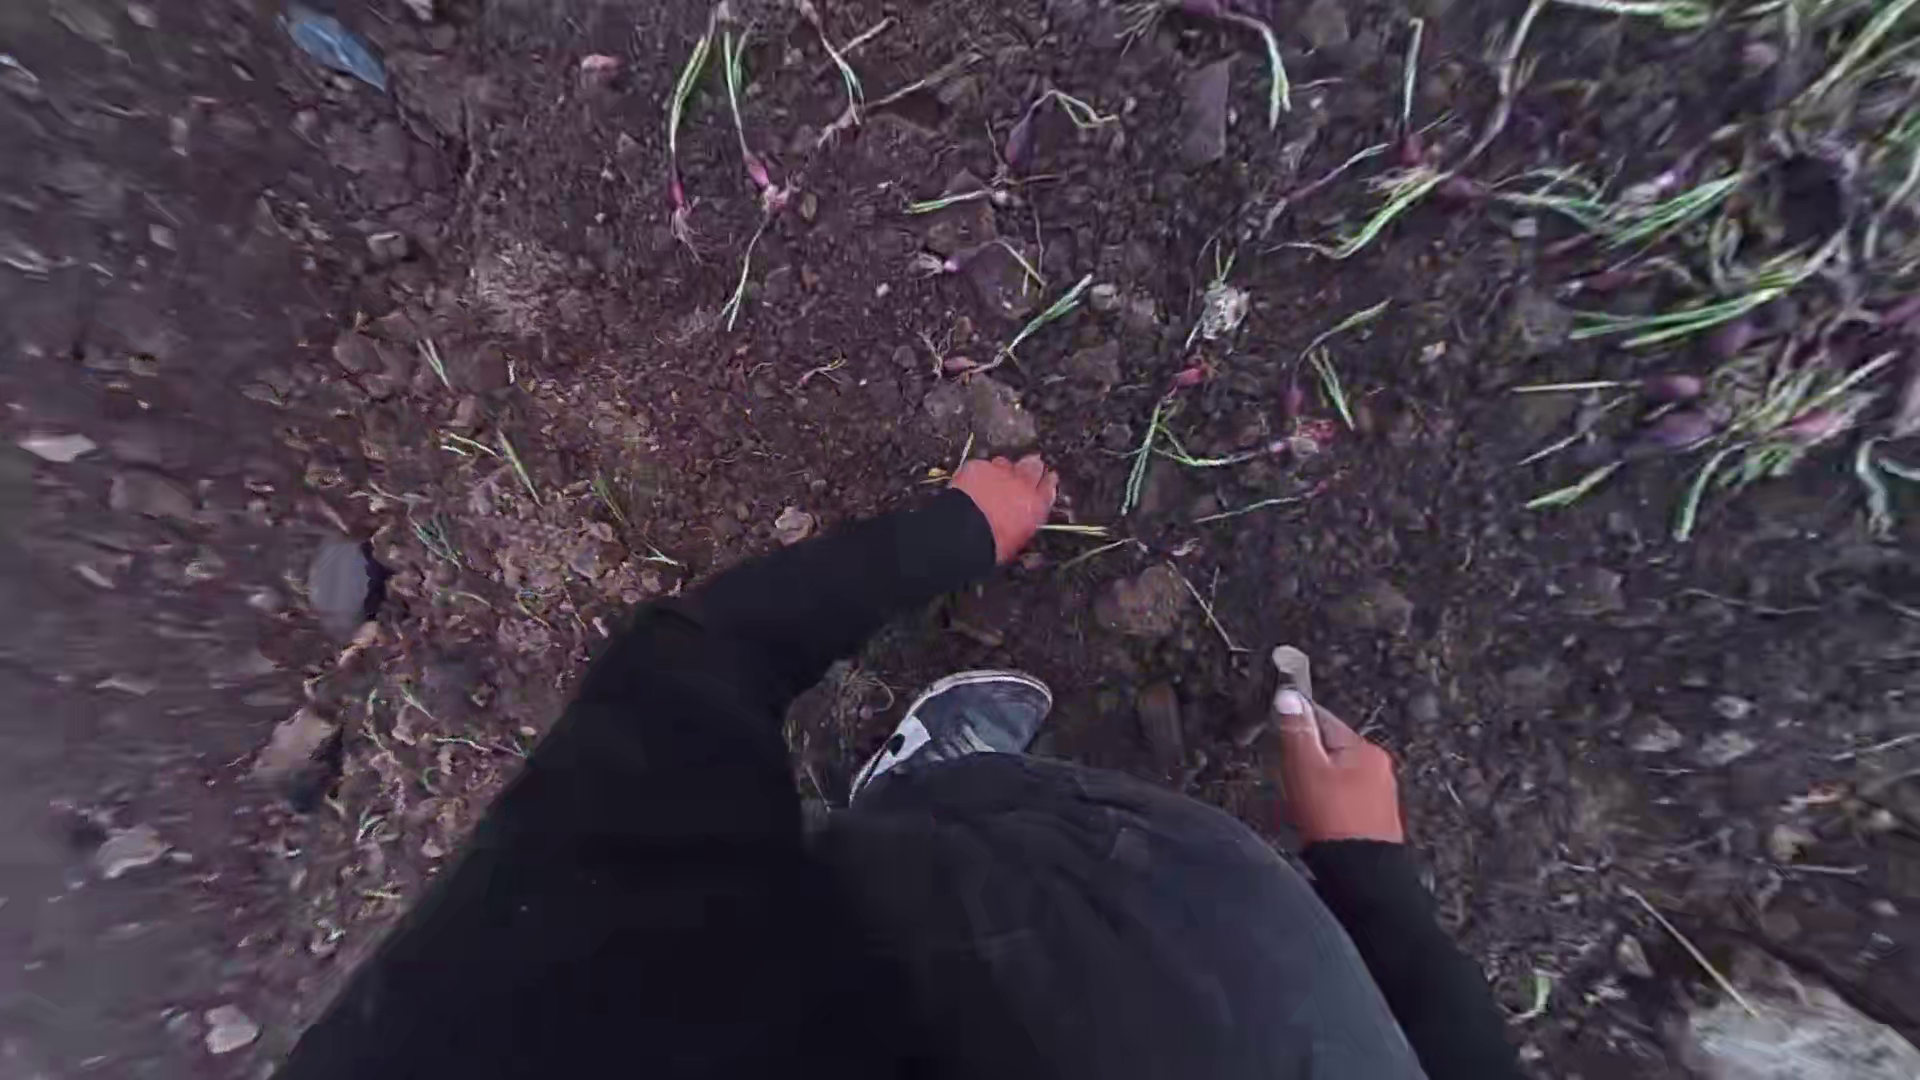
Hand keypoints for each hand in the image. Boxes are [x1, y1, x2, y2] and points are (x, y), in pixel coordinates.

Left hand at [951, 454, 1057, 564]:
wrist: (967, 531)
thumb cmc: (992, 543)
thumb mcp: (1017, 540)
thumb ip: (1023, 524)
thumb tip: (1019, 524)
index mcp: (1035, 506)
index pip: (1048, 488)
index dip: (1048, 482)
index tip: (1048, 479)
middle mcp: (1022, 485)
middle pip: (1032, 468)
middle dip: (1032, 467)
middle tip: (1030, 465)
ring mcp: (1001, 473)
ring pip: (1007, 464)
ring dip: (1004, 468)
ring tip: (998, 476)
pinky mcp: (979, 467)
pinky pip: (982, 466)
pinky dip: (979, 471)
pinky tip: (974, 479)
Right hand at [1275, 689, 1405, 843]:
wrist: (1362, 877)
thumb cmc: (1334, 820)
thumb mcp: (1304, 766)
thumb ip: (1296, 729)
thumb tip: (1289, 697)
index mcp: (1364, 750)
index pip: (1320, 719)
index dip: (1293, 727)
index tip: (1278, 740)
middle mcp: (1376, 768)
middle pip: (1324, 749)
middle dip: (1299, 760)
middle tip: (1286, 778)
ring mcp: (1376, 794)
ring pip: (1329, 775)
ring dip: (1307, 783)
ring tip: (1296, 804)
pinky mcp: (1371, 818)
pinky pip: (1337, 798)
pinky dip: (1320, 803)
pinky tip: (1310, 817)